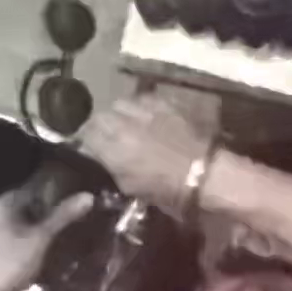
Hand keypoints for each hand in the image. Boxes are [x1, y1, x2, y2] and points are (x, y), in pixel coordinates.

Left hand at [0, 190, 95, 290]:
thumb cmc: (10, 265)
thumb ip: (63, 216)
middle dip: (49, 212)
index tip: (76, 202)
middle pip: (27, 205)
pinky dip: (28, 239)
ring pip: (20, 222)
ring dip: (39, 228)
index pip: (34, 188)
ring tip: (63, 234)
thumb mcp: (41, 239)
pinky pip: (13, 236)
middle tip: (74, 219)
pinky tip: (42, 249)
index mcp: (1, 203)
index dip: (56, 194)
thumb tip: (88, 195)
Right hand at [80, 94, 211, 209]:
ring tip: (128, 123)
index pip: (85, 135)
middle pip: (100, 116)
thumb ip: (111, 167)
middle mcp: (124, 124)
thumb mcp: (129, 186)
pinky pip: (144, 98)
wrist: (206, 175)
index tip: (90, 148)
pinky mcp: (165, 102)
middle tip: (108, 136)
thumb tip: (104, 158)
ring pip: (120, 103)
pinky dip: (142, 106)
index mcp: (112, 149)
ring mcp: (145, 110)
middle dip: (101, 126)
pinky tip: (148, 116)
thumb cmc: (168, 191)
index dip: (86, 142)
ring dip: (121, 113)